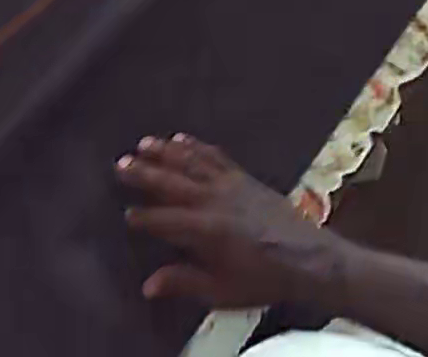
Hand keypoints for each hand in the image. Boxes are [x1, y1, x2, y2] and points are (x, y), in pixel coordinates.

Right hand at [115, 134, 351, 308]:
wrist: (306, 257)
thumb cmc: (262, 278)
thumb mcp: (222, 291)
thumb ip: (185, 282)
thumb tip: (148, 285)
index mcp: (206, 230)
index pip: (165, 220)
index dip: (144, 217)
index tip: (126, 213)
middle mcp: (212, 199)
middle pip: (171, 181)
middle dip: (144, 172)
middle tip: (121, 162)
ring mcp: (227, 182)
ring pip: (190, 161)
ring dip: (165, 151)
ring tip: (143, 143)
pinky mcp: (241, 174)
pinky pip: (213, 154)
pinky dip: (195, 145)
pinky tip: (180, 138)